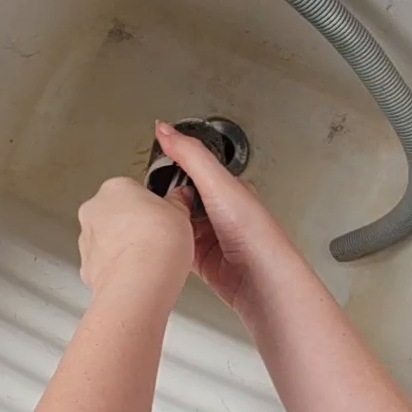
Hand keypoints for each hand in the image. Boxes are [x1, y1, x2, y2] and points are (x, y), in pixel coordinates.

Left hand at [77, 176, 194, 302]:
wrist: (138, 285)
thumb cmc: (156, 246)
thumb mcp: (181, 214)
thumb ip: (179, 201)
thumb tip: (181, 197)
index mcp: (116, 188)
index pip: (133, 189)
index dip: (152, 205)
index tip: (164, 216)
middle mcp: (95, 210)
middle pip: (116, 213)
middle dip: (134, 224)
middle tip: (157, 238)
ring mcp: (87, 240)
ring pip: (107, 239)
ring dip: (123, 246)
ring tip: (148, 258)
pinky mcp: (86, 267)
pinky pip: (104, 263)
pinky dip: (117, 268)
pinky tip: (136, 274)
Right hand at [152, 120, 305, 318]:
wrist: (263, 283)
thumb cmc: (256, 235)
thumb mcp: (218, 185)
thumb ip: (190, 156)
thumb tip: (164, 128)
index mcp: (228, 188)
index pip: (192, 169)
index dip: (170, 168)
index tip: (150, 168)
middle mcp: (221, 212)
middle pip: (181, 198)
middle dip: (164, 199)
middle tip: (148, 200)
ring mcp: (211, 237)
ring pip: (177, 224)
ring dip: (166, 224)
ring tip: (151, 222)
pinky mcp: (203, 261)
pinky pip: (177, 248)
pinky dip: (167, 245)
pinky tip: (160, 244)